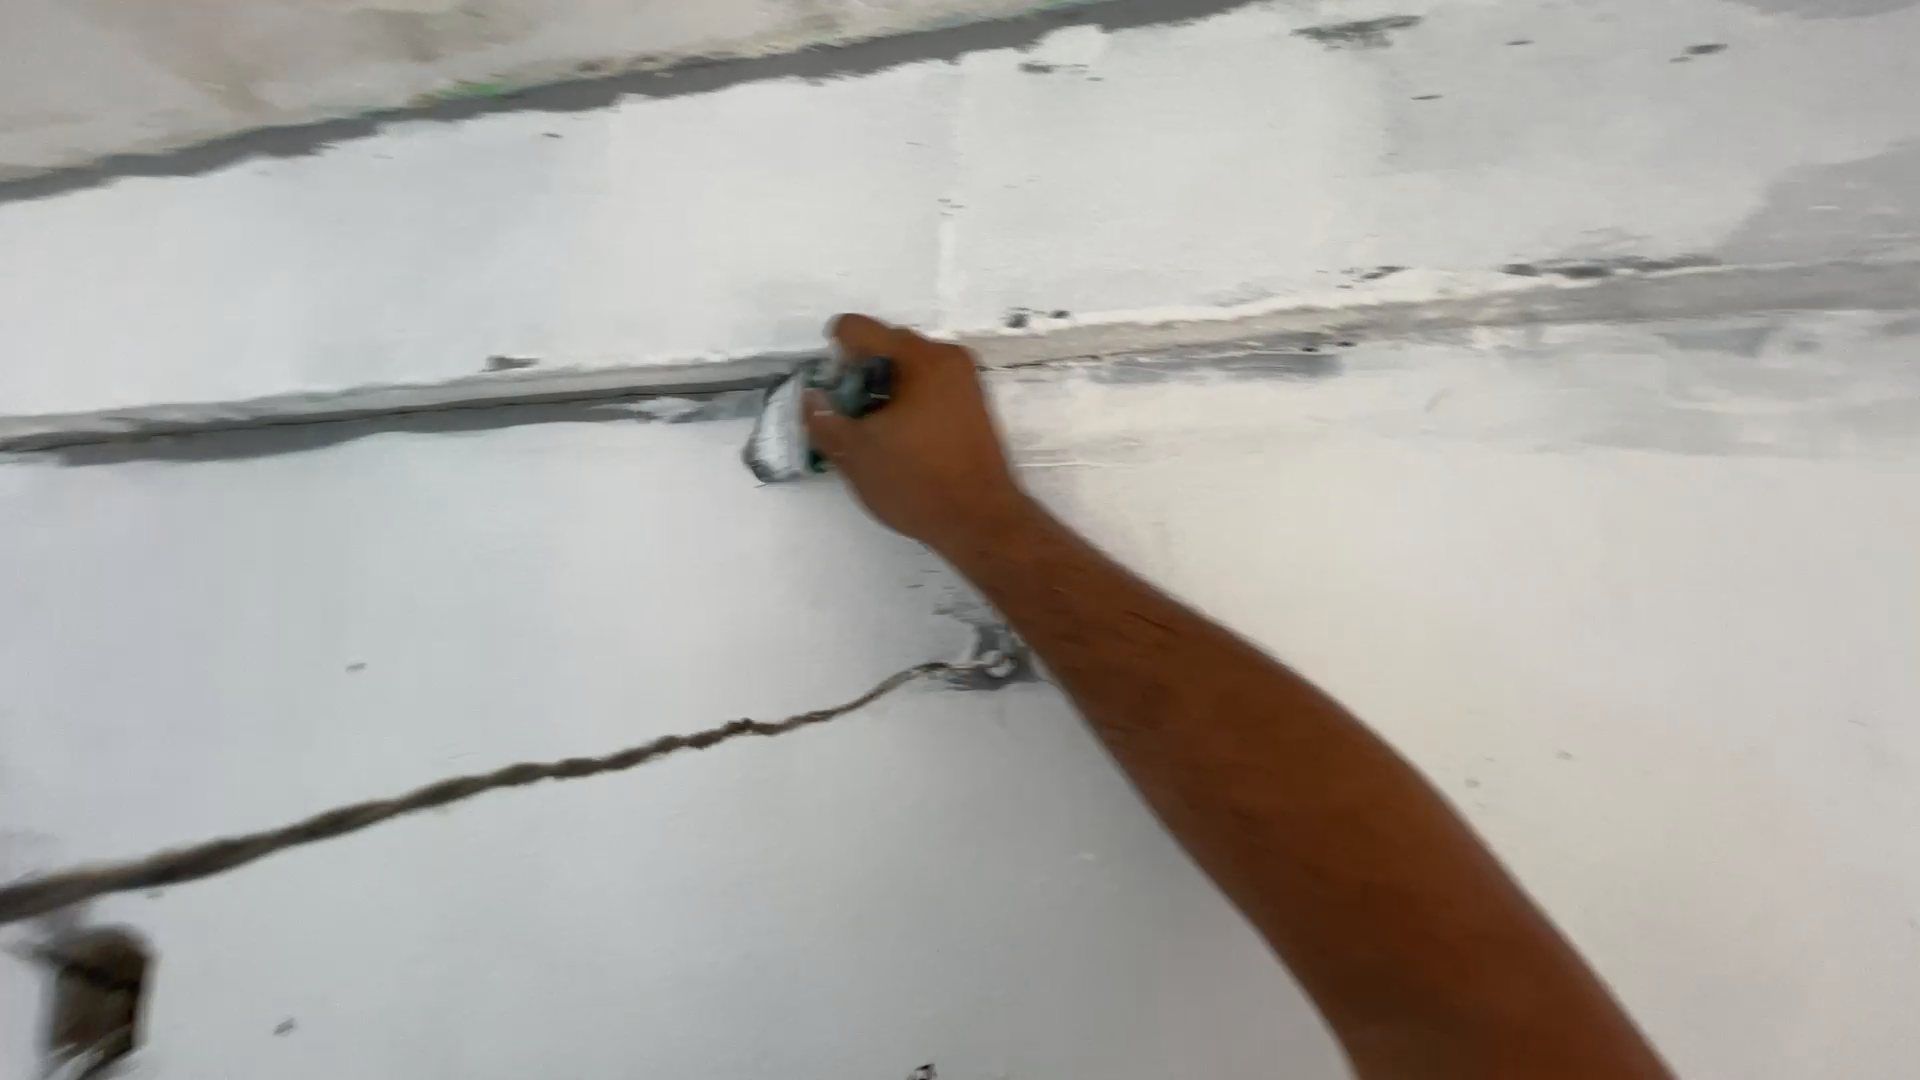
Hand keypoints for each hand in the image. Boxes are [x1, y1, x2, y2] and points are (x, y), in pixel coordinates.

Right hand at [804, 313, 1031, 553]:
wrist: (982, 522)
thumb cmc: (918, 483)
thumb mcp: (855, 455)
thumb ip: (824, 420)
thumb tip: (813, 397)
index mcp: (920, 357)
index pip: (859, 329)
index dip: (833, 355)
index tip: (829, 392)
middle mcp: (948, 358)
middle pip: (886, 349)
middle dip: (859, 378)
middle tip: (848, 419)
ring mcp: (967, 383)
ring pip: (909, 373)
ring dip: (883, 395)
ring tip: (872, 435)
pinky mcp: (975, 408)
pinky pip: (931, 391)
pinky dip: (909, 406)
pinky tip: (900, 443)